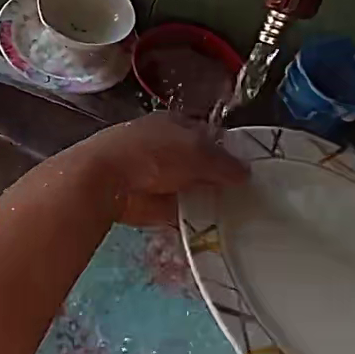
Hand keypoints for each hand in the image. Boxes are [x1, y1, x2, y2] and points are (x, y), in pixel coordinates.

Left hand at [55, 113, 247, 225]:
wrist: (106, 180)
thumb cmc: (152, 153)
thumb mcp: (196, 151)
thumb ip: (223, 162)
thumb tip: (246, 172)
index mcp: (174, 123)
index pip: (207, 133)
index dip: (227, 148)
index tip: (249, 168)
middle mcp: (165, 147)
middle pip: (199, 163)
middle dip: (218, 178)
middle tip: (249, 196)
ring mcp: (156, 176)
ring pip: (190, 188)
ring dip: (207, 200)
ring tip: (238, 216)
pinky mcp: (149, 204)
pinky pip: (179, 211)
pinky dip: (193, 219)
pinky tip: (215, 230)